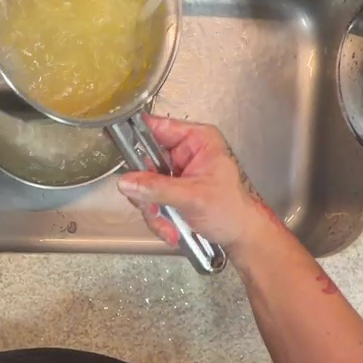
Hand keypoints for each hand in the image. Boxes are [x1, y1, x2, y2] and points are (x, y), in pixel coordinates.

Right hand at [115, 115, 279, 252]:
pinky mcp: (172, 192)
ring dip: (153, 210)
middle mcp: (185, 154)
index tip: (121, 146)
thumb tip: (128, 181)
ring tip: (169, 225)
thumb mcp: (193, 196)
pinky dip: (158, 218)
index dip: (138, 137)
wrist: (241, 236)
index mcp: (197, 140)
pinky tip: (172, 229)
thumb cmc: (233, 210)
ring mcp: (177, 174)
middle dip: (146, 192)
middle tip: (153, 207)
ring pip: (145, 186)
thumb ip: (157, 188)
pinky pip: (151, 201)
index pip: (159, 127)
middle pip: (145, 162)